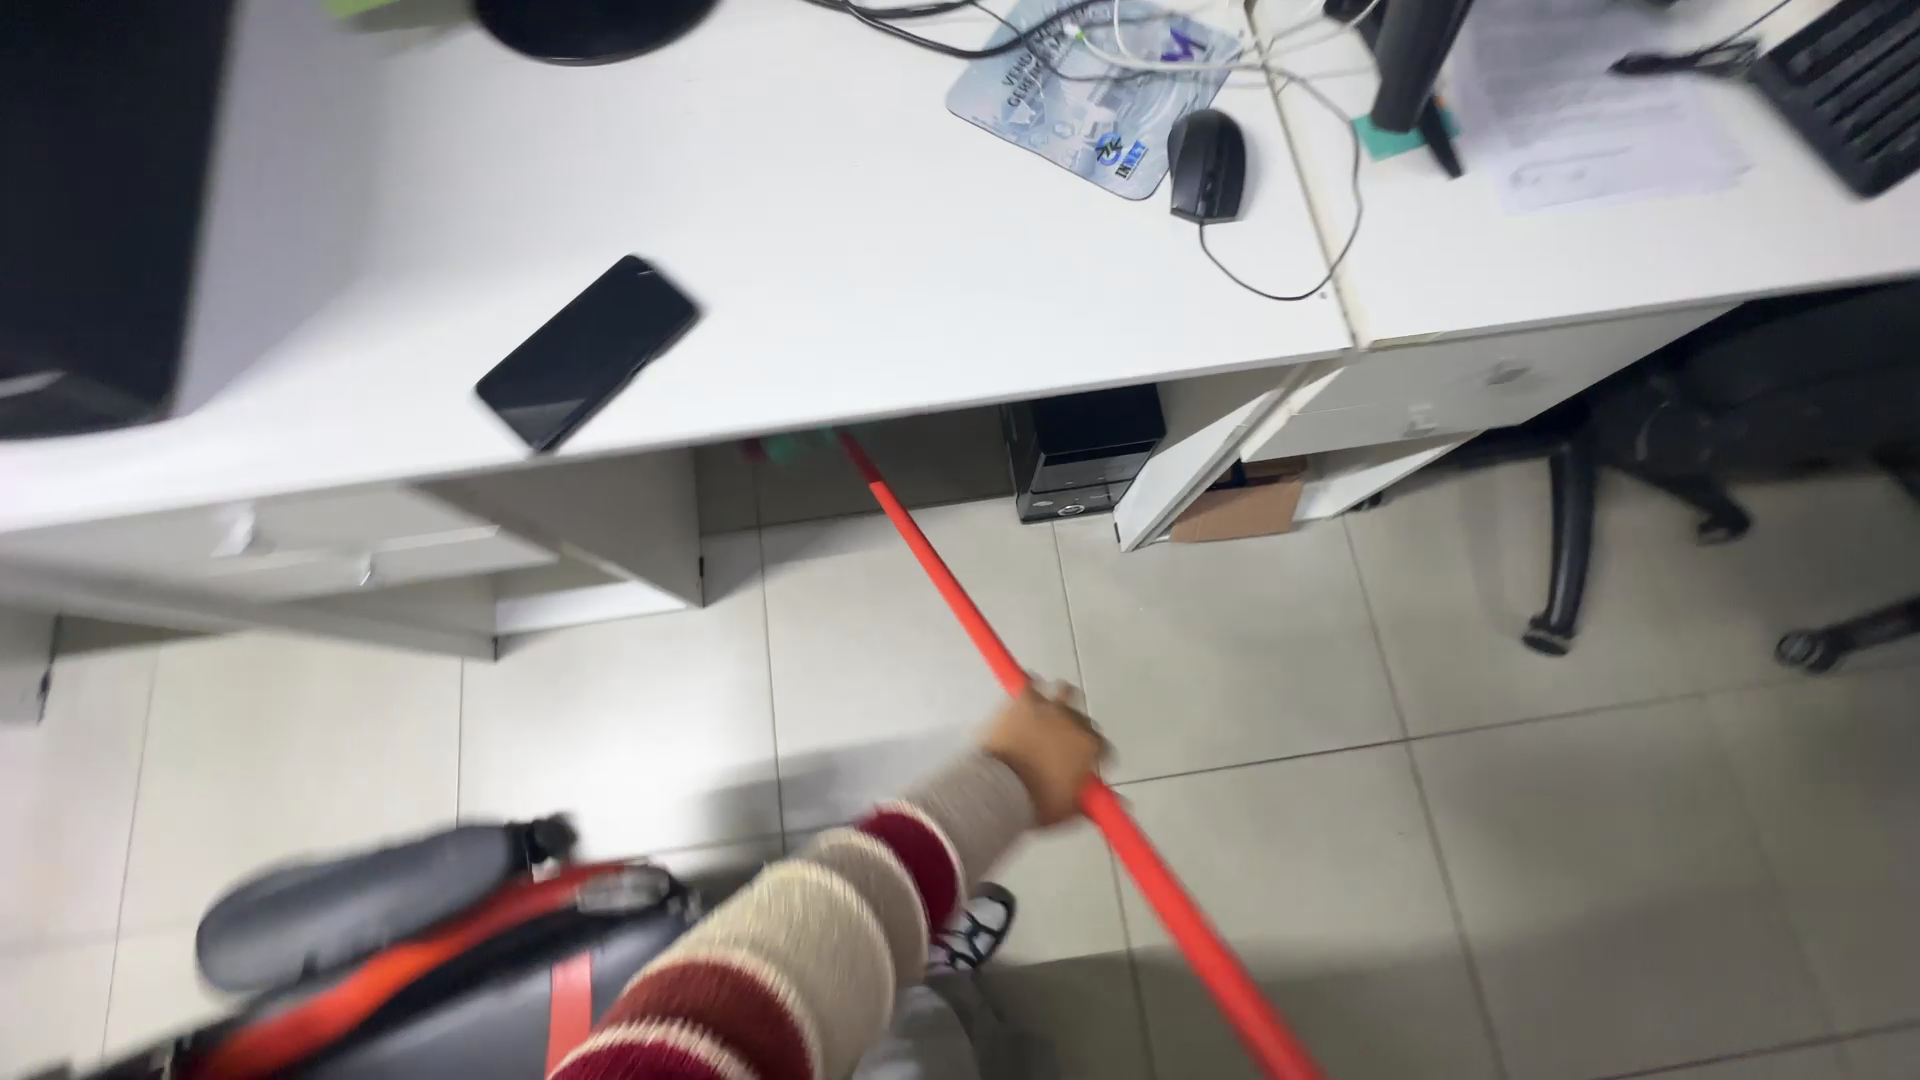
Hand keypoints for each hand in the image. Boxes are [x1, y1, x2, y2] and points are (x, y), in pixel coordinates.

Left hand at [981, 681, 1107, 826]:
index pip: (1102, 746)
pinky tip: (1027, 695)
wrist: (1000, 788)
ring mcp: (1048, 708)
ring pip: (1063, 691)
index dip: (1093, 754)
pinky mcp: (1023, 700)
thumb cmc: (1037, 802)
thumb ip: (1094, 800)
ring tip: (1050, 710)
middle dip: (1075, 729)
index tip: (1082, 761)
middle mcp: (1074, 722)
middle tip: (1061, 740)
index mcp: (1089, 747)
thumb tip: (1123, 803)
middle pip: (1083, 719)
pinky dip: (1031, 688)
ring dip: (1060, 699)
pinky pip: (1031, 683)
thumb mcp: (1070, 809)